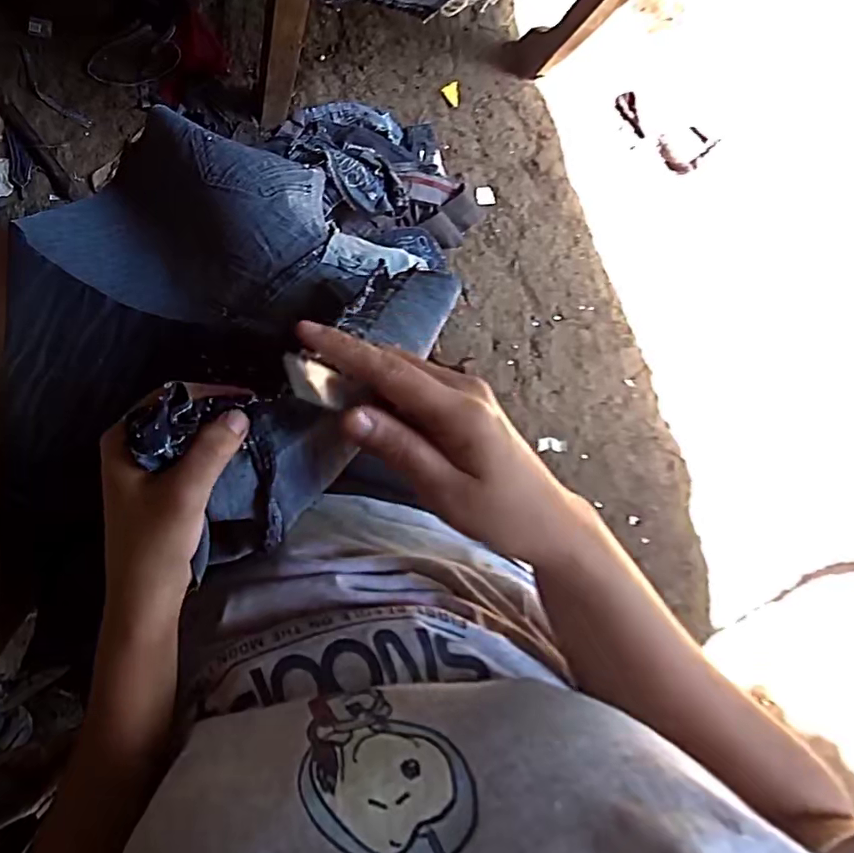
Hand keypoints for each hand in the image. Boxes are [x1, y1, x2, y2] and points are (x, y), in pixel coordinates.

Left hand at [99, 385, 248, 627]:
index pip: (164, 399)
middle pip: (172, 415)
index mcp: (120, 440)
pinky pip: (182, 457)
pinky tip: (229, 453)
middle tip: (248, 411)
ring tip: (245, 427)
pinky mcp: (154, 489)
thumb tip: (239, 413)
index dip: (204, 394)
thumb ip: (210, 449)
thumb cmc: (155, 545)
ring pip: (180, 437)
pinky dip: (206, 452)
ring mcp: (139, 470)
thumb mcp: (185, 492)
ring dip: (210, 431)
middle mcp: (126, 448)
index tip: (242, 397)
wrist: (144, 602)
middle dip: (209, 410)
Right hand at [295, 321, 602, 569]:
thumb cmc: (501, 514)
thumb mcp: (444, 490)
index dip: (342, 349)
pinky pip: (413, 381)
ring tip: (323, 370)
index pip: (387, 369)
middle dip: (345, 353)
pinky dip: (382, 380)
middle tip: (302, 353)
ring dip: (362, 366)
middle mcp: (462, 388)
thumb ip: (398, 448)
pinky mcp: (464, 402)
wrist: (551, 522)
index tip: (305, 331)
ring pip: (402, 367)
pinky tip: (363, 392)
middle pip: (393, 360)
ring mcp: (466, 392)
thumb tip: (349, 415)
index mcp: (457, 409)